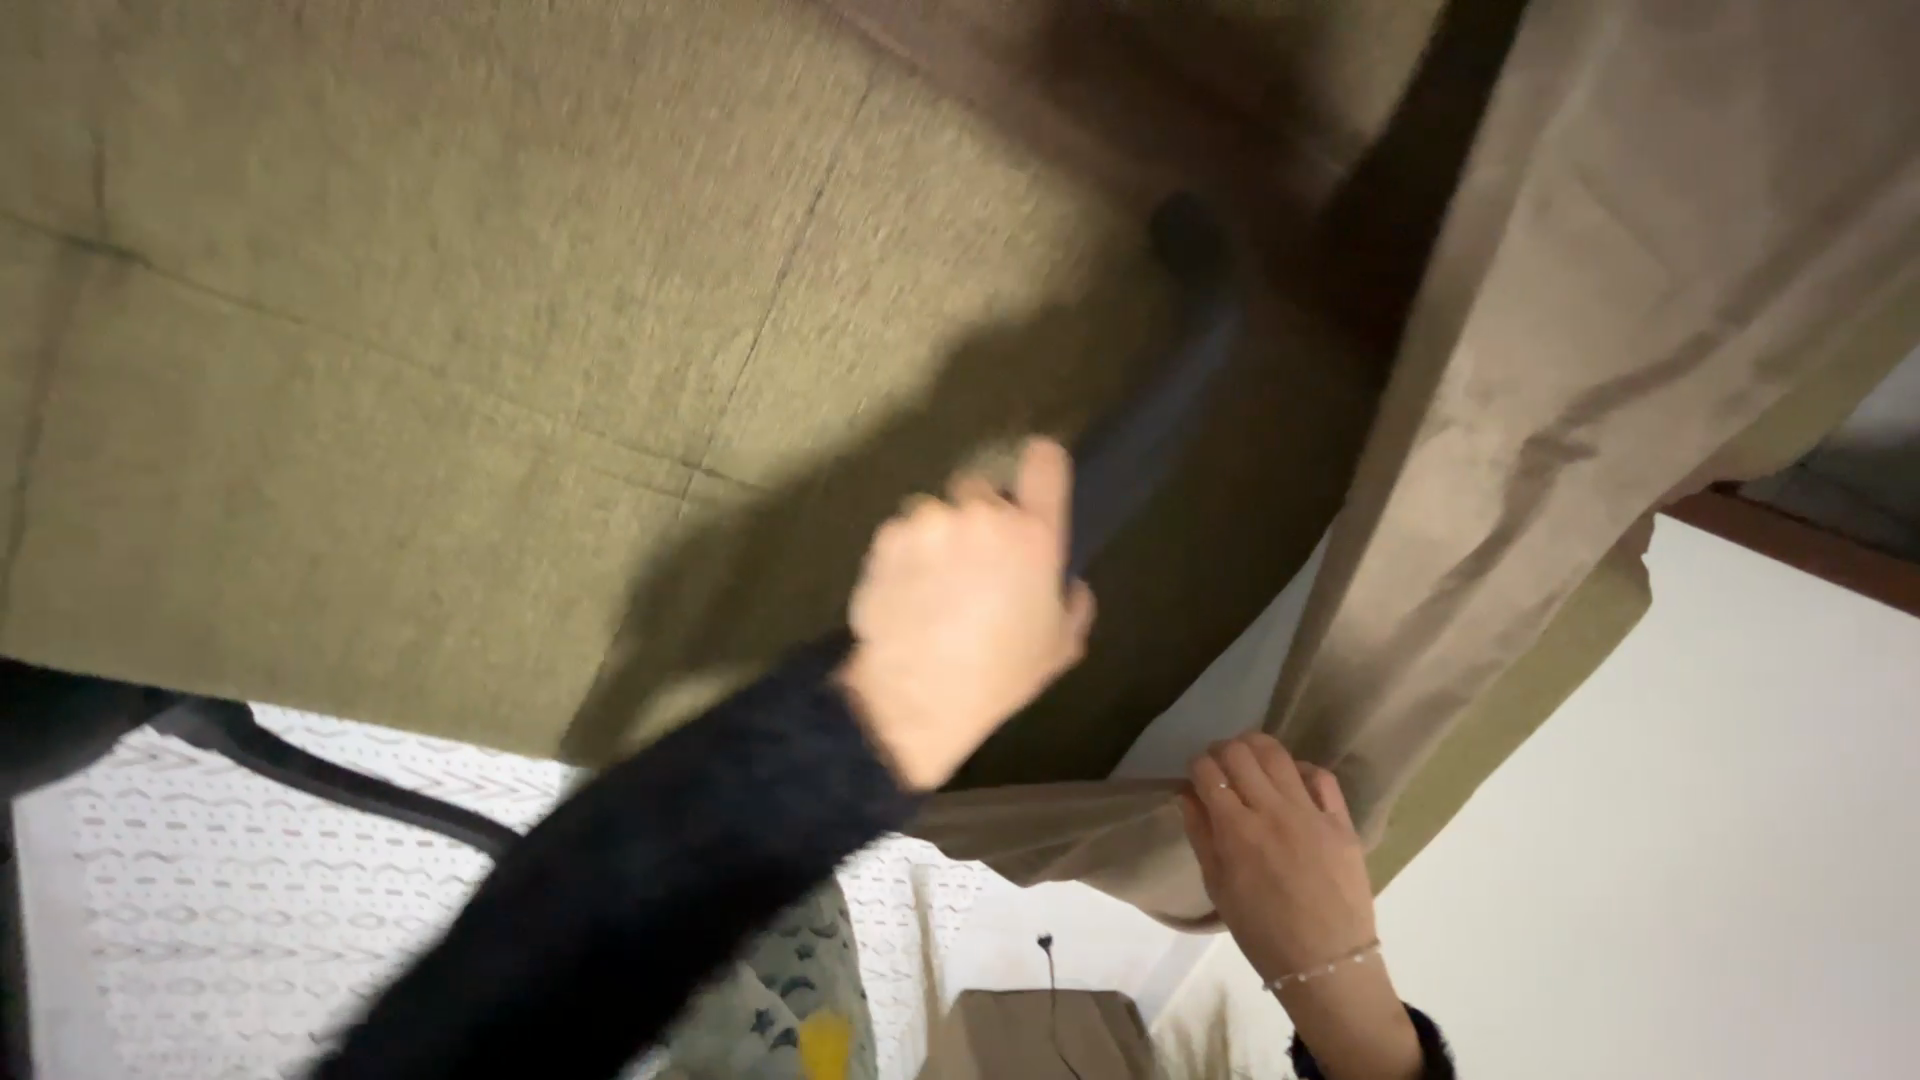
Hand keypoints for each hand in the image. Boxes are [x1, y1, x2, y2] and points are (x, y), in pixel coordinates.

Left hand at [839, 438, 1095, 790]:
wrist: (922, 695)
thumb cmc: (1000, 674)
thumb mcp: (1060, 646)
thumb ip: (1073, 603)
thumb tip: (1070, 584)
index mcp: (1034, 534)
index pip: (1045, 463)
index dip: (1039, 463)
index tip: (1031, 476)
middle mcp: (983, 514)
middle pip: (980, 488)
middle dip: (976, 516)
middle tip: (971, 561)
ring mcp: (931, 521)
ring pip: (934, 512)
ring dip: (935, 535)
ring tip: (931, 583)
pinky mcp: (888, 536)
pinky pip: (900, 533)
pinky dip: (902, 554)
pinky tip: (905, 591)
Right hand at [1182, 733, 1375, 980]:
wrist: (1327, 965)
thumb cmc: (1261, 932)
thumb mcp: (1217, 887)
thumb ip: (1200, 834)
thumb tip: (1188, 794)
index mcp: (1236, 831)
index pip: (1208, 773)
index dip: (1196, 765)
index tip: (1196, 774)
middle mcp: (1272, 811)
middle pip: (1239, 753)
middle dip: (1221, 750)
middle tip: (1220, 764)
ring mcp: (1310, 814)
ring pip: (1278, 755)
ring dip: (1256, 747)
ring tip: (1250, 757)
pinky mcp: (1342, 823)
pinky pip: (1322, 777)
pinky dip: (1301, 769)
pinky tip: (1291, 779)